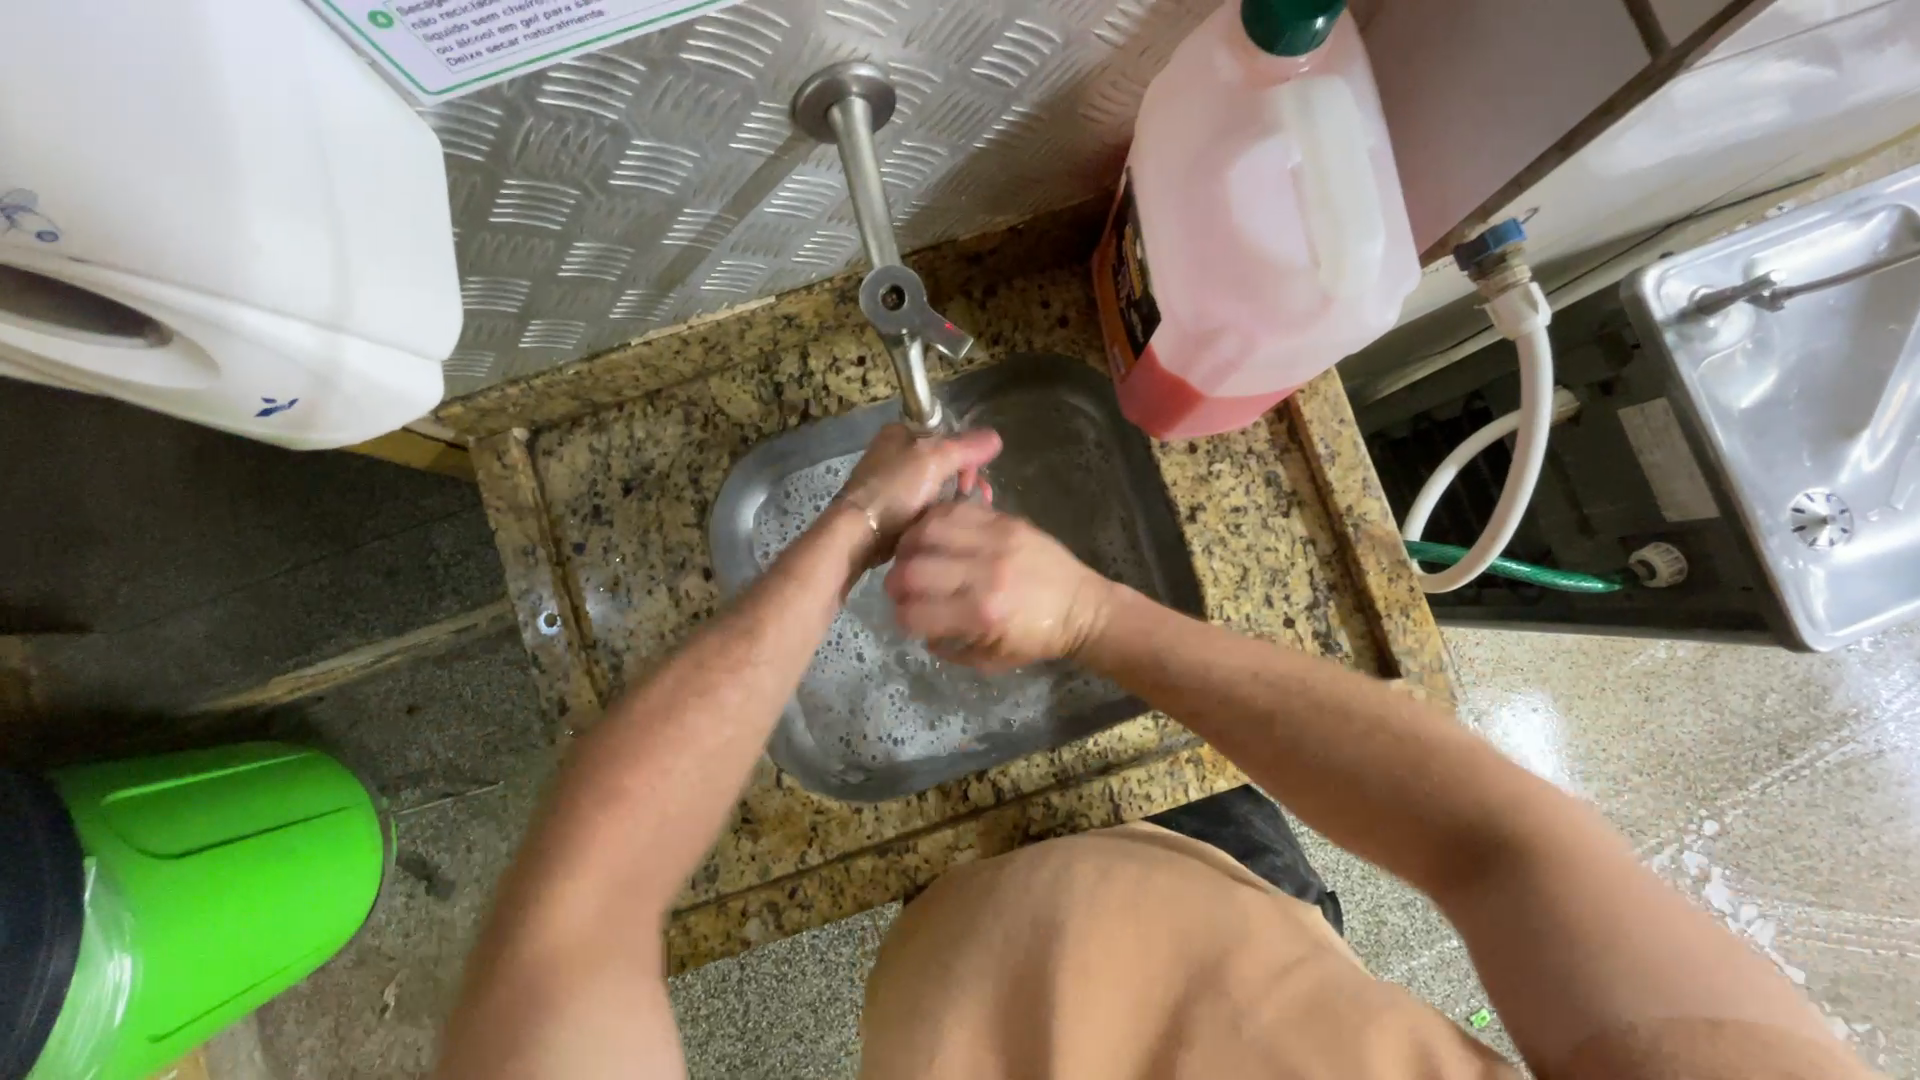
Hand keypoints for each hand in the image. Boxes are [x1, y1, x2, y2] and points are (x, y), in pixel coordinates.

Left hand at [836, 423, 1001, 554]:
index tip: (976, 476)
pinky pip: (926, 509)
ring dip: (956, 500)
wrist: (858, 534)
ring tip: (969, 515)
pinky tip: (950, 527)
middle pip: (944, 464)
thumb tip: (996, 437)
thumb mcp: (933, 460)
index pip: (946, 437)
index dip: (967, 455)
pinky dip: (940, 515)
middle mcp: (895, 455)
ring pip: (937, 489)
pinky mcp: (893, 511)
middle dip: (966, 480)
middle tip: (979, 498)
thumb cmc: (894, 489)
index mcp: (900, 433)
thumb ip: (966, 447)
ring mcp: (893, 484)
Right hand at [884, 502, 1115, 672]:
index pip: (915, 612)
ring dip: (910, 546)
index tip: (905, 616)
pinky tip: (934, 535)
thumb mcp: (992, 660)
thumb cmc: (1037, 639)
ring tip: (913, 556)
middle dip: (896, 582)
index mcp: (982, 615)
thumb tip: (919, 630)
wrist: (1082, 607)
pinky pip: (955, 509)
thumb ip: (950, 648)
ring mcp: (996, 541)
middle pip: (912, 570)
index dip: (900, 616)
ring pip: (927, 530)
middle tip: (901, 587)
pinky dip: (935, 521)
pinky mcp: (1006, 520)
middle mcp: (985, 574)